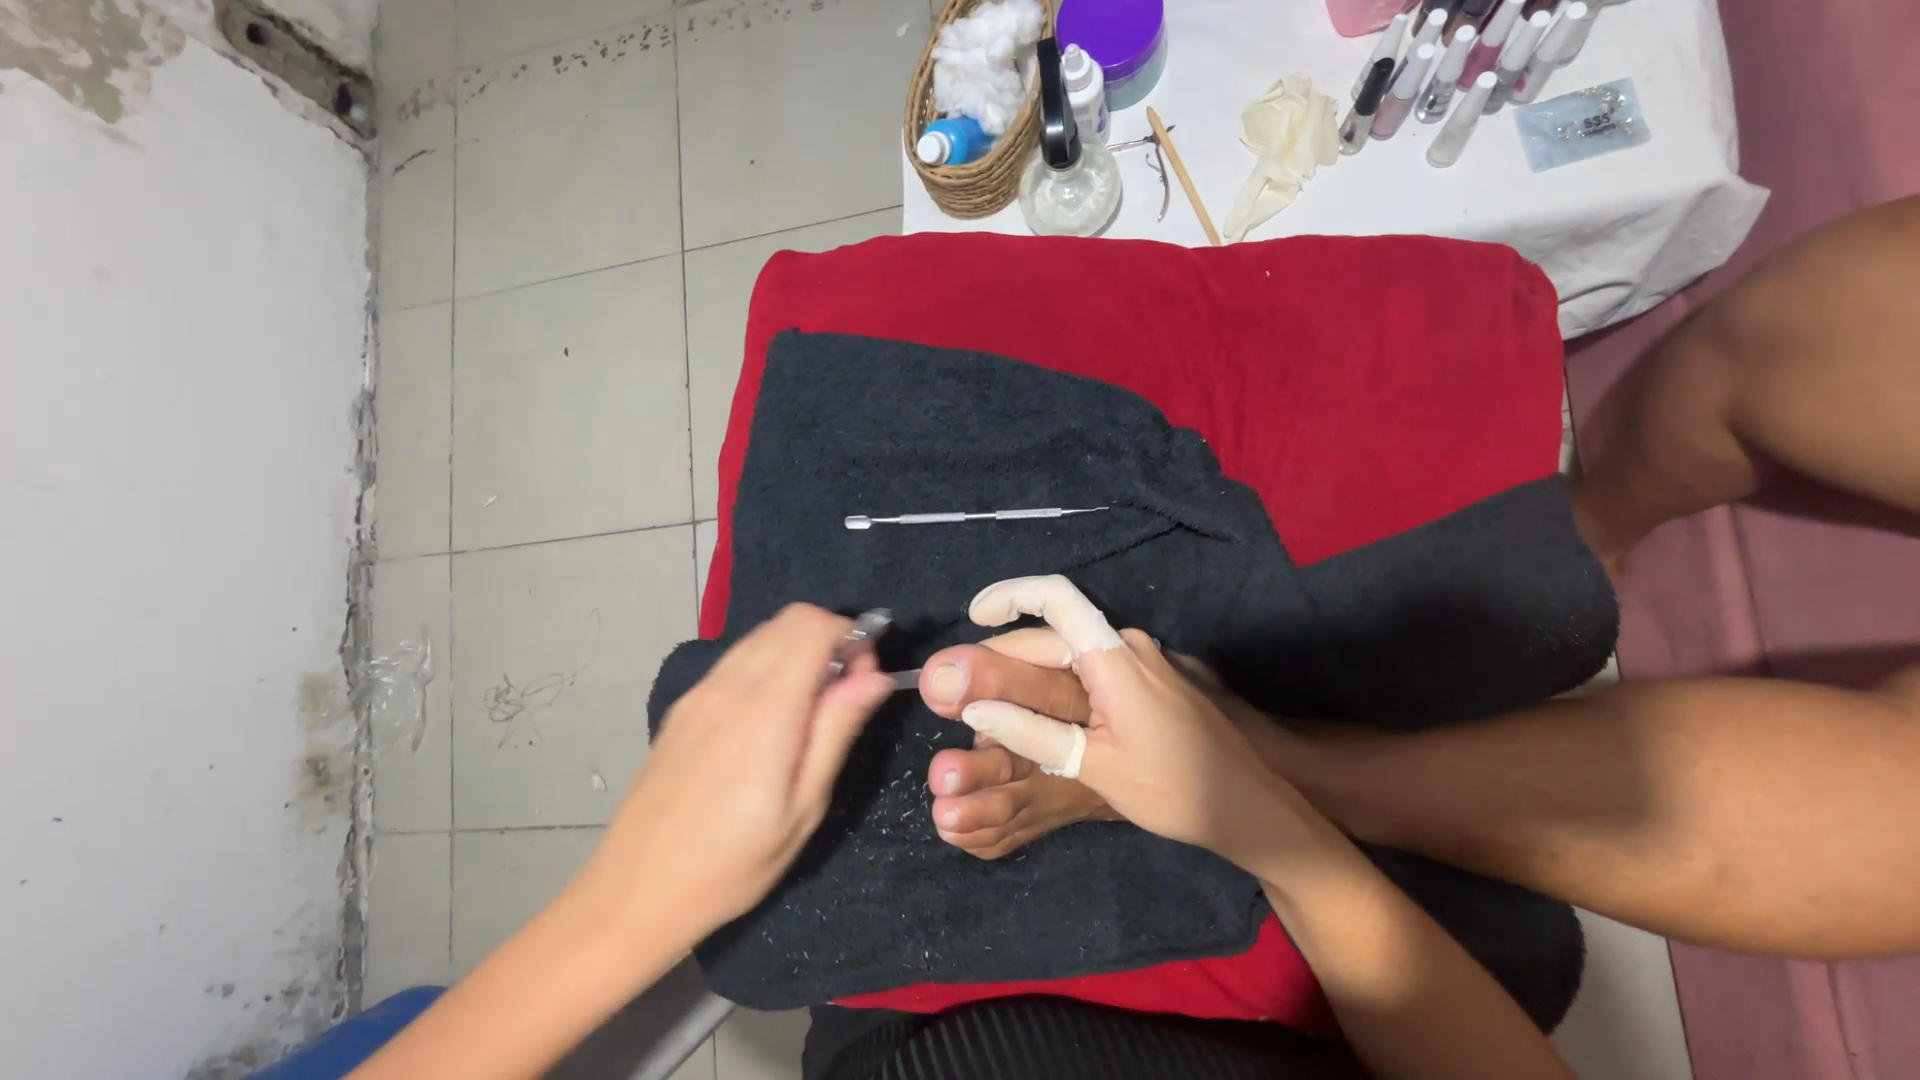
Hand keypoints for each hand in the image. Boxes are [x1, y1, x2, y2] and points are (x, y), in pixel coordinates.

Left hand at [589, 604, 893, 934]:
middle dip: (828, 641)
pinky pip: (735, 662)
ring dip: (797, 653)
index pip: (811, 624)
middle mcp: (727, 687)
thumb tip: (874, 675)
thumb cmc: (731, 865)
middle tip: (842, 698)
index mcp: (763, 711)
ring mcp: (698, 694)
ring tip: (807, 713)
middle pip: (789, 620)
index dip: (849, 638)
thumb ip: (836, 731)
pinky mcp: (681, 708)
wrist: (632, 893)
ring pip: (761, 636)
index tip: (863, 683)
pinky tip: (767, 724)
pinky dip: (766, 668)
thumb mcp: (802, 809)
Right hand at [954, 576, 1306, 865]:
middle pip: (1053, 632)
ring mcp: (1143, 661)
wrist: (1250, 805)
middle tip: (958, 694)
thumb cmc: (1176, 788)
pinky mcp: (1148, 680)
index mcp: (1115, 657)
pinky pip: (1090, 668)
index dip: (1010, 595)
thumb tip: (972, 706)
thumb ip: (1032, 731)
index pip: (1057, 598)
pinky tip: (1035, 716)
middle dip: (1002, 655)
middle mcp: (1129, 645)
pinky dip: (1054, 684)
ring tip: (988, 708)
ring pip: (1070, 652)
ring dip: (1027, 673)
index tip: (975, 616)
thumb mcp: (1097, 766)